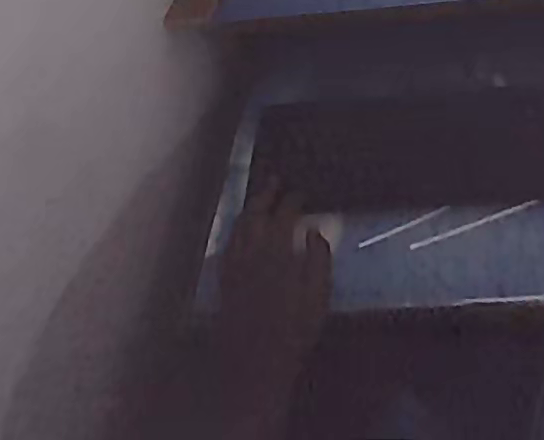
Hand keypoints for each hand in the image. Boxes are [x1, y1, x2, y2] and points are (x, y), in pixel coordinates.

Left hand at [218, 182, 331, 381]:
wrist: (256, 363)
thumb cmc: (293, 331)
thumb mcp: (318, 297)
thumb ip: (319, 259)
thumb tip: (314, 230)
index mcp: (278, 251)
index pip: (285, 214)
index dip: (293, 200)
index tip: (302, 193)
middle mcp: (252, 249)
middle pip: (257, 211)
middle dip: (267, 193)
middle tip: (276, 179)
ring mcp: (235, 261)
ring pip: (240, 223)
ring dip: (251, 206)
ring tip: (261, 197)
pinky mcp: (225, 275)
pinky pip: (230, 241)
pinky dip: (238, 227)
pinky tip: (243, 227)